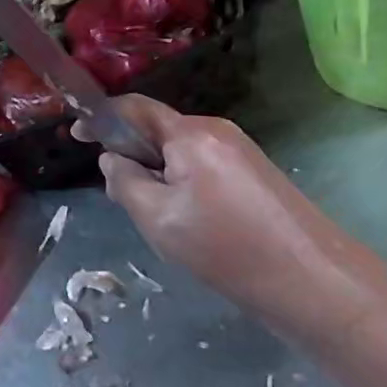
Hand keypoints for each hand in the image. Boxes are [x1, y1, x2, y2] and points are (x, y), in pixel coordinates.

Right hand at [74, 95, 353, 321]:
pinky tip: (194, 224)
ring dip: (162, 174)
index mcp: (191, 133)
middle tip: (127, 199)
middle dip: (135, 156)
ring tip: (164, 222)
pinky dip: (185, 184)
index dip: (102, 118)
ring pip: (182, 152)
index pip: (136, 108)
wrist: (309, 278)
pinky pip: (205, 165)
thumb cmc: (225, 247)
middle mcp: (217, 129)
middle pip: (160, 131)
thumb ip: (126, 183)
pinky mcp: (255, 170)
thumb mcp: (159, 220)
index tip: (77, 133)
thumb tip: (112, 160)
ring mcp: (240, 148)